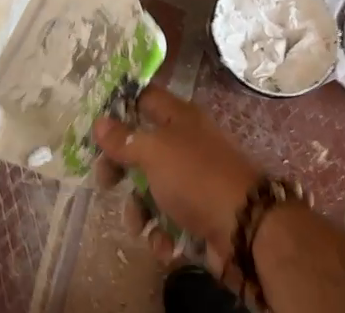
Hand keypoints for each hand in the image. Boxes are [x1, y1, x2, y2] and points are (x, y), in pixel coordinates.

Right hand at [92, 86, 263, 265]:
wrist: (248, 228)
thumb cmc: (196, 177)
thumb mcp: (154, 153)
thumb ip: (124, 140)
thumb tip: (99, 122)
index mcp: (179, 118)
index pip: (144, 99)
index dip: (119, 108)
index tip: (95, 126)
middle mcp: (186, 144)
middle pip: (142, 148)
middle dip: (121, 168)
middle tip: (105, 181)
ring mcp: (194, 181)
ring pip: (153, 189)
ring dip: (140, 210)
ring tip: (139, 226)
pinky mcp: (200, 215)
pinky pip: (170, 220)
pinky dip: (162, 234)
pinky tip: (164, 245)